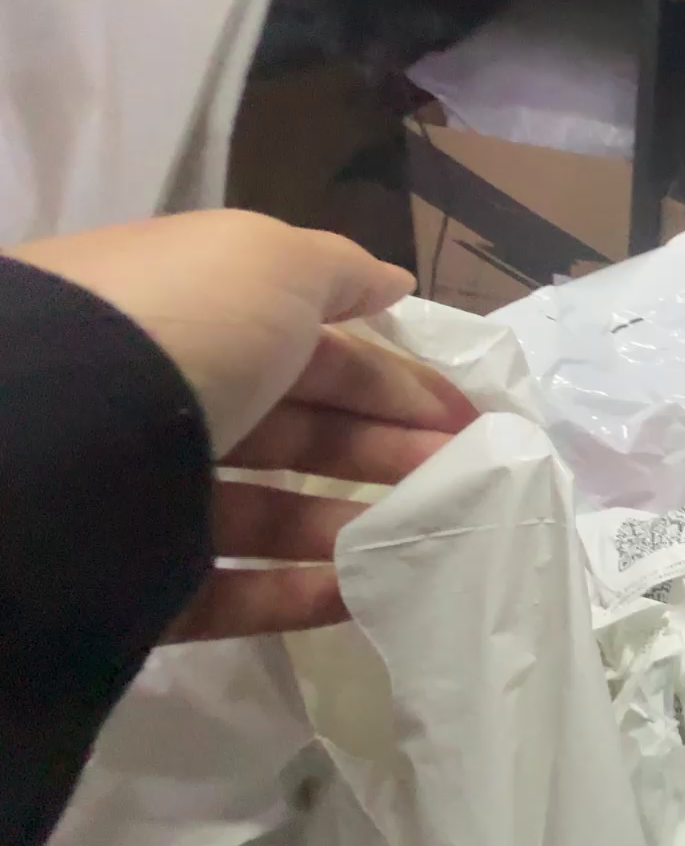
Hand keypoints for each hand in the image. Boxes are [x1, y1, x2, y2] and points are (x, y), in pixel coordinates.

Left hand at [11, 211, 478, 640]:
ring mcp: (139, 498)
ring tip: (428, 536)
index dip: (404, 384)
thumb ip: (340, 270)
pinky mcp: (122, 583)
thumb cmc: (176, 331)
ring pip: (275, 513)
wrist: (22, 444)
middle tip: (463, 474)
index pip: (325, 358)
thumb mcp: (267, 263)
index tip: (467, 417)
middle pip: (310, 433)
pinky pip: (226, 592)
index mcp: (200, 330)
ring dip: (359, 522)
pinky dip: (300, 594)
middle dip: (396, 450)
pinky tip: (364, 593)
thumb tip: (392, 283)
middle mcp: (167, 406)